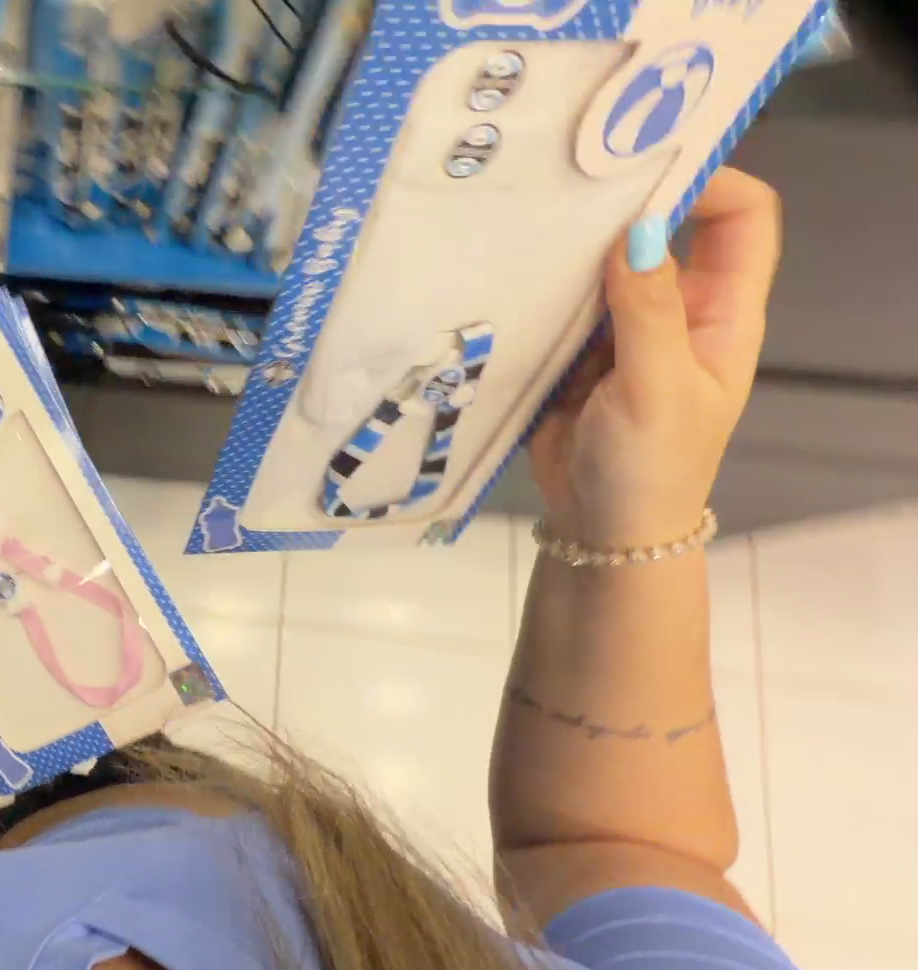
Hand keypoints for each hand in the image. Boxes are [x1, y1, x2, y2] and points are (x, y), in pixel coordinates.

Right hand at [531, 168, 782, 548]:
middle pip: (658, 241)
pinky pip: (554, 318)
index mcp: (719, 314)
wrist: (602, 523)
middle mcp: (669, 315)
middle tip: (566, 193)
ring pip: (597, 279)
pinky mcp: (567, 363)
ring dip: (569, 260)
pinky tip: (506, 289)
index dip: (709, 186)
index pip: (739, 223)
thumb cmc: (651, 461)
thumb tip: (637, 230)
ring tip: (524, 237)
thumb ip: (646, 309)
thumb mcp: (658, 384)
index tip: (647, 171)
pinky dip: (536, 302)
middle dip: (622, 215)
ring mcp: (614, 340)